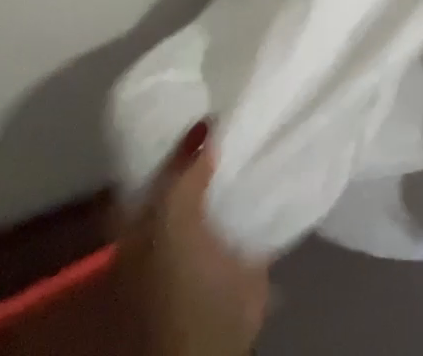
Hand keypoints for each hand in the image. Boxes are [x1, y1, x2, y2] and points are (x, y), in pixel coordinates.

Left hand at [115, 121, 271, 355]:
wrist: (215, 335)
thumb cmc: (180, 282)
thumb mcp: (171, 221)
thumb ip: (185, 172)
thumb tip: (208, 122)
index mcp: (137, 214)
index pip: (151, 158)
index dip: (173, 128)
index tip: (205, 92)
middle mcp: (166, 218)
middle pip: (190, 168)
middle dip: (214, 140)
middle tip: (246, 98)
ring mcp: (203, 231)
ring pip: (221, 183)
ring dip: (241, 160)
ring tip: (271, 118)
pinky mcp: (238, 242)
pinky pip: (249, 202)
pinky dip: (263, 183)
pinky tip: (284, 159)